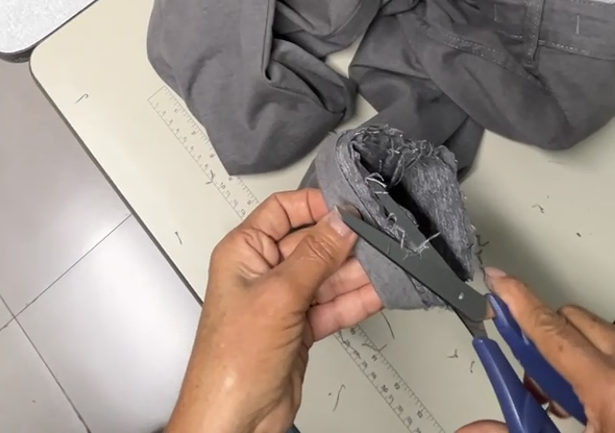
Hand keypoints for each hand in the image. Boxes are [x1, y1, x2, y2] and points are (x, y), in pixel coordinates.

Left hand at [166, 189, 384, 432]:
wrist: (234, 422)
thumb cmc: (230, 361)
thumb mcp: (278, 295)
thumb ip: (315, 256)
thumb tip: (340, 222)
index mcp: (244, 251)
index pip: (282, 210)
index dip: (314, 204)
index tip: (347, 205)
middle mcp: (262, 272)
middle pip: (310, 243)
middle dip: (342, 241)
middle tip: (375, 236)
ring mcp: (282, 301)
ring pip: (325, 275)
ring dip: (354, 271)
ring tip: (384, 262)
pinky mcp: (299, 328)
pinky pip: (332, 305)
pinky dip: (354, 299)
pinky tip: (376, 291)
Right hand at [458, 269, 614, 432]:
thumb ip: (523, 429)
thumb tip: (476, 428)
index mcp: (614, 392)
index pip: (551, 329)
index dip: (517, 301)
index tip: (497, 281)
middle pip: (574, 320)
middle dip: (547, 337)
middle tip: (533, 376)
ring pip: (605, 333)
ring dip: (580, 353)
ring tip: (573, 398)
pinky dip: (613, 365)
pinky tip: (610, 405)